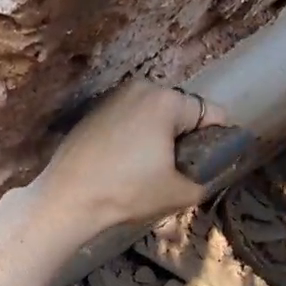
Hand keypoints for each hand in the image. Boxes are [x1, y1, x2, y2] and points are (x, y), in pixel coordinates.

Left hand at [22, 81, 226, 244]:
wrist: (67, 198)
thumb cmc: (127, 191)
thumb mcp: (182, 192)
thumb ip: (206, 176)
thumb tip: (203, 170)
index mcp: (166, 99)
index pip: (211, 114)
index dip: (218, 141)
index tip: (208, 165)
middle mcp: (140, 88)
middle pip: (180, 111)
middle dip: (183, 138)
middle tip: (176, 171)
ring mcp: (113, 97)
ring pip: (153, 115)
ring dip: (158, 137)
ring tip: (149, 170)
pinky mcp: (93, 111)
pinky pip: (128, 120)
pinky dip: (133, 137)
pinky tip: (124, 163)